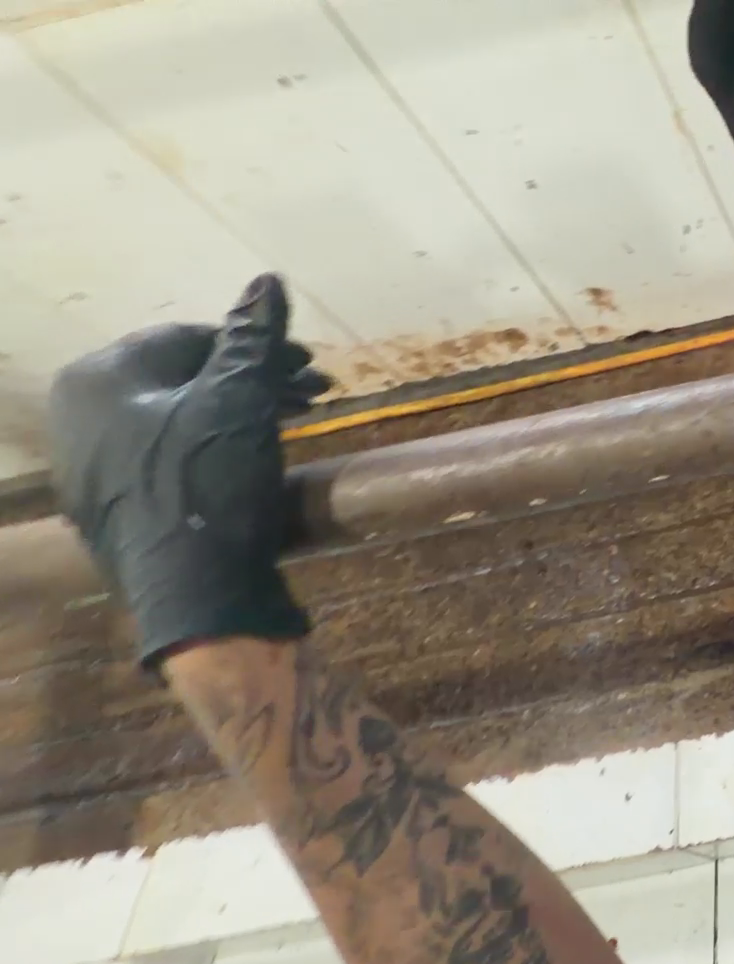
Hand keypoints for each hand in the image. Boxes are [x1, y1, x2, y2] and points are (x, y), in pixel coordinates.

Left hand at [48, 274, 331, 666]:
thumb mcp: (241, 404)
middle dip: (256, 378)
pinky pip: (173, 446)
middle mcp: (83, 409)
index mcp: (103, 376)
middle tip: (317, 393)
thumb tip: (267, 279)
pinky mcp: (117, 494)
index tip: (312, 366)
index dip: (259, 346)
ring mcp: (95, 456)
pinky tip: (255, 453)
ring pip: (182, 411)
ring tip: (298, 421)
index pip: (190, 338)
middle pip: (187, 375)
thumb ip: (252, 341)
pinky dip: (220, 439)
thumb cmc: (211, 482)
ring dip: (244, 408)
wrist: (191, 582)